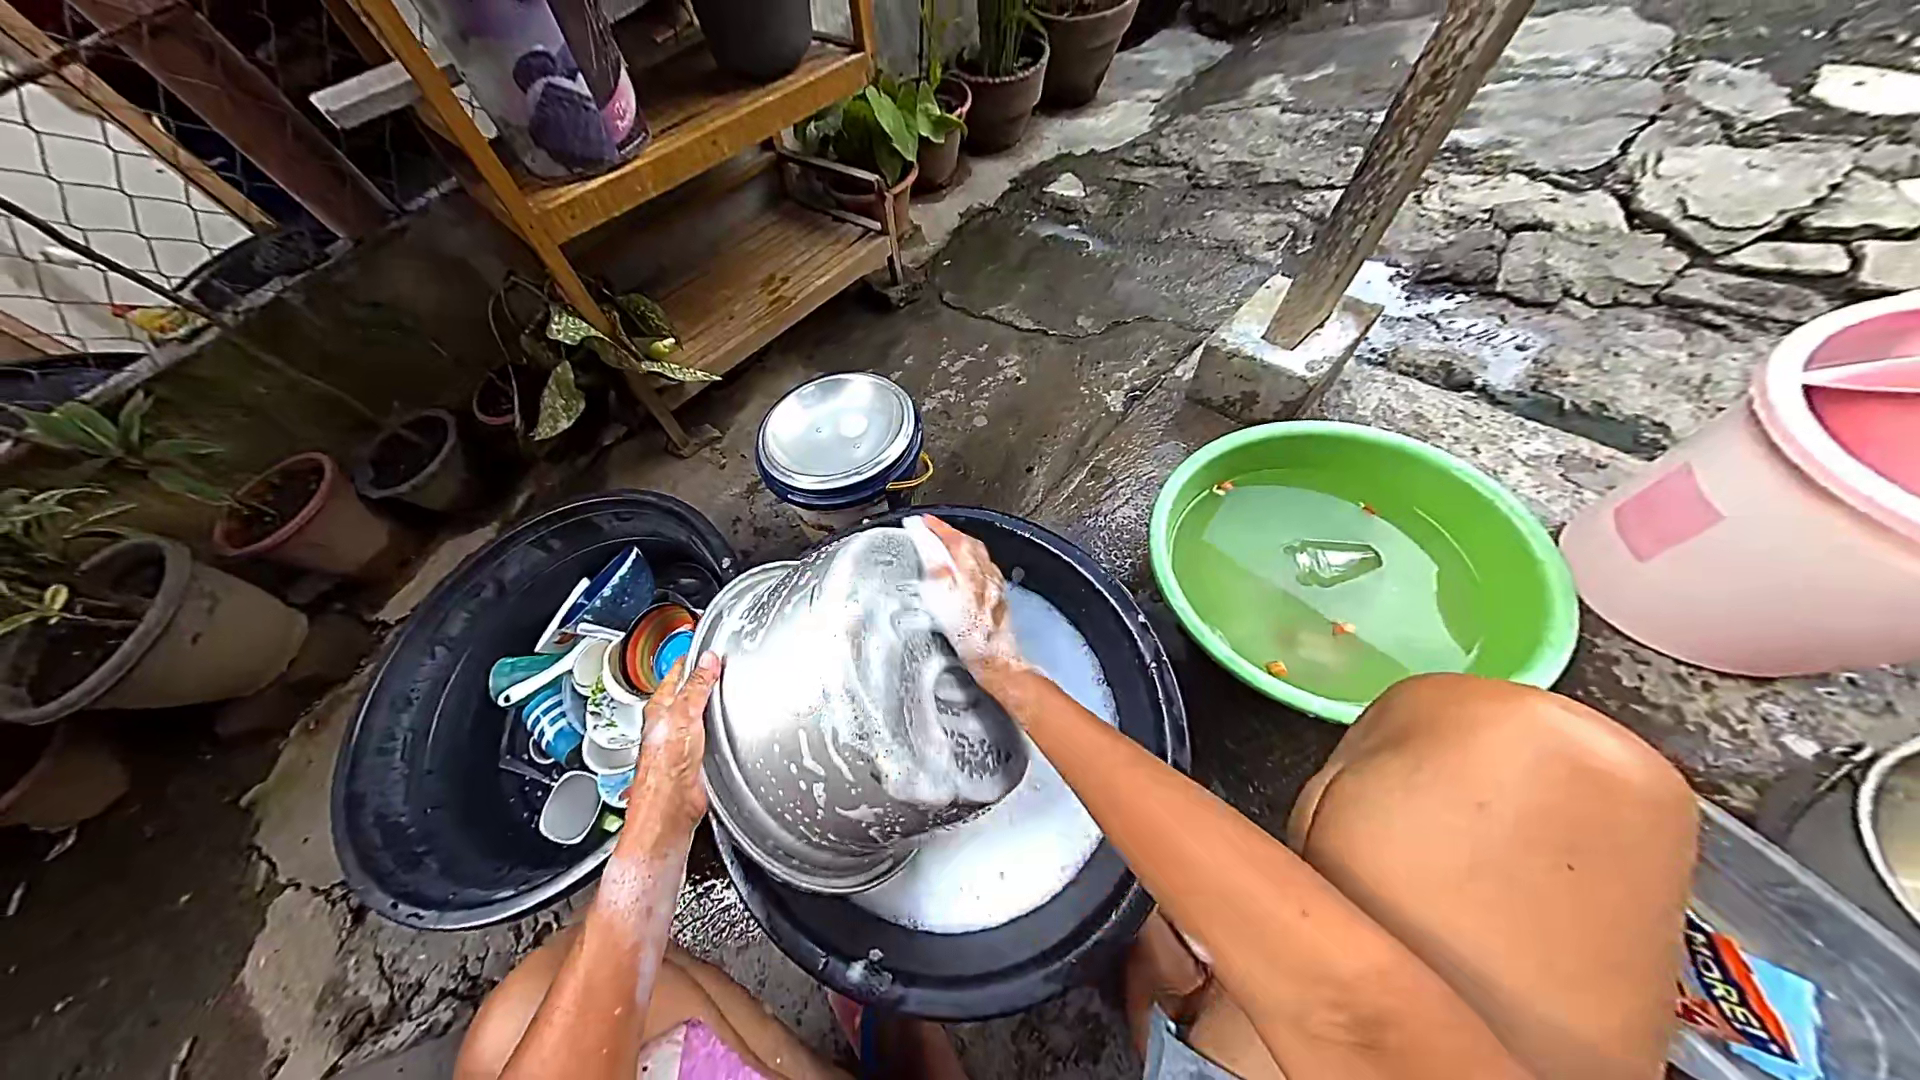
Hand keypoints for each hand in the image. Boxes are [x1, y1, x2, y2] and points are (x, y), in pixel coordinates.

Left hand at [627, 651, 719, 836]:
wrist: (671, 811)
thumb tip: (708, 659)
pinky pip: (711, 728)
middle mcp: (670, 721)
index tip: (706, 641)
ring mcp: (684, 737)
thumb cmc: (665, 772)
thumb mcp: (684, 718)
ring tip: (729, 683)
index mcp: (660, 707)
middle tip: (723, 659)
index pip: (677, 671)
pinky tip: (730, 718)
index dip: (692, 656)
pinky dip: (721, 719)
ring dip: (714, 698)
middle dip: (705, 675)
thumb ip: (696, 688)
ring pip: (701, 708)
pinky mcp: (698, 754)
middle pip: (690, 689)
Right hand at [903, 515, 1026, 678]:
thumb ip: (936, 567)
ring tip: (945, 546)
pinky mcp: (997, 601)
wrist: (996, 661)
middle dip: (949, 533)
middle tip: (932, 530)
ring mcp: (994, 588)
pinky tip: (964, 573)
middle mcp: (986, 575)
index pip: (954, 538)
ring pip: (978, 556)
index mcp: (972, 570)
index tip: (922, 521)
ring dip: (960, 546)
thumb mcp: (944, 599)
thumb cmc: (972, 637)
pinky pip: (984, 571)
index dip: (936, 527)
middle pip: (969, 544)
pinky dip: (970, 563)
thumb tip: (927, 542)